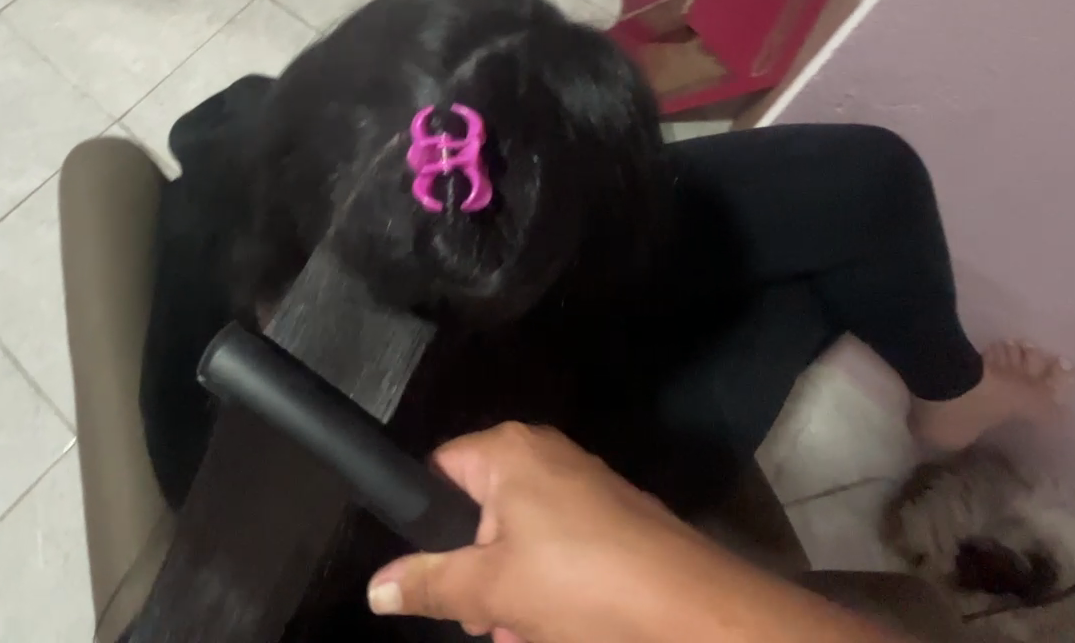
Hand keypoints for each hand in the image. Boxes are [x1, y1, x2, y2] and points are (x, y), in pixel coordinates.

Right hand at [366, 422, 704, 642]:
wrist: (701, 615)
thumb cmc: (583, 586)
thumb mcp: (494, 591)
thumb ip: (431, 585)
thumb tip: (373, 588)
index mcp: (507, 451)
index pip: (439, 471)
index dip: (430, 525)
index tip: (438, 577)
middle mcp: (543, 453)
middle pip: (481, 511)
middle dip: (478, 573)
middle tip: (486, 620)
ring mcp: (583, 482)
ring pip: (522, 536)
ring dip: (515, 590)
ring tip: (525, 634)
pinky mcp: (614, 515)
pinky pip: (560, 544)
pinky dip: (552, 586)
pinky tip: (562, 629)